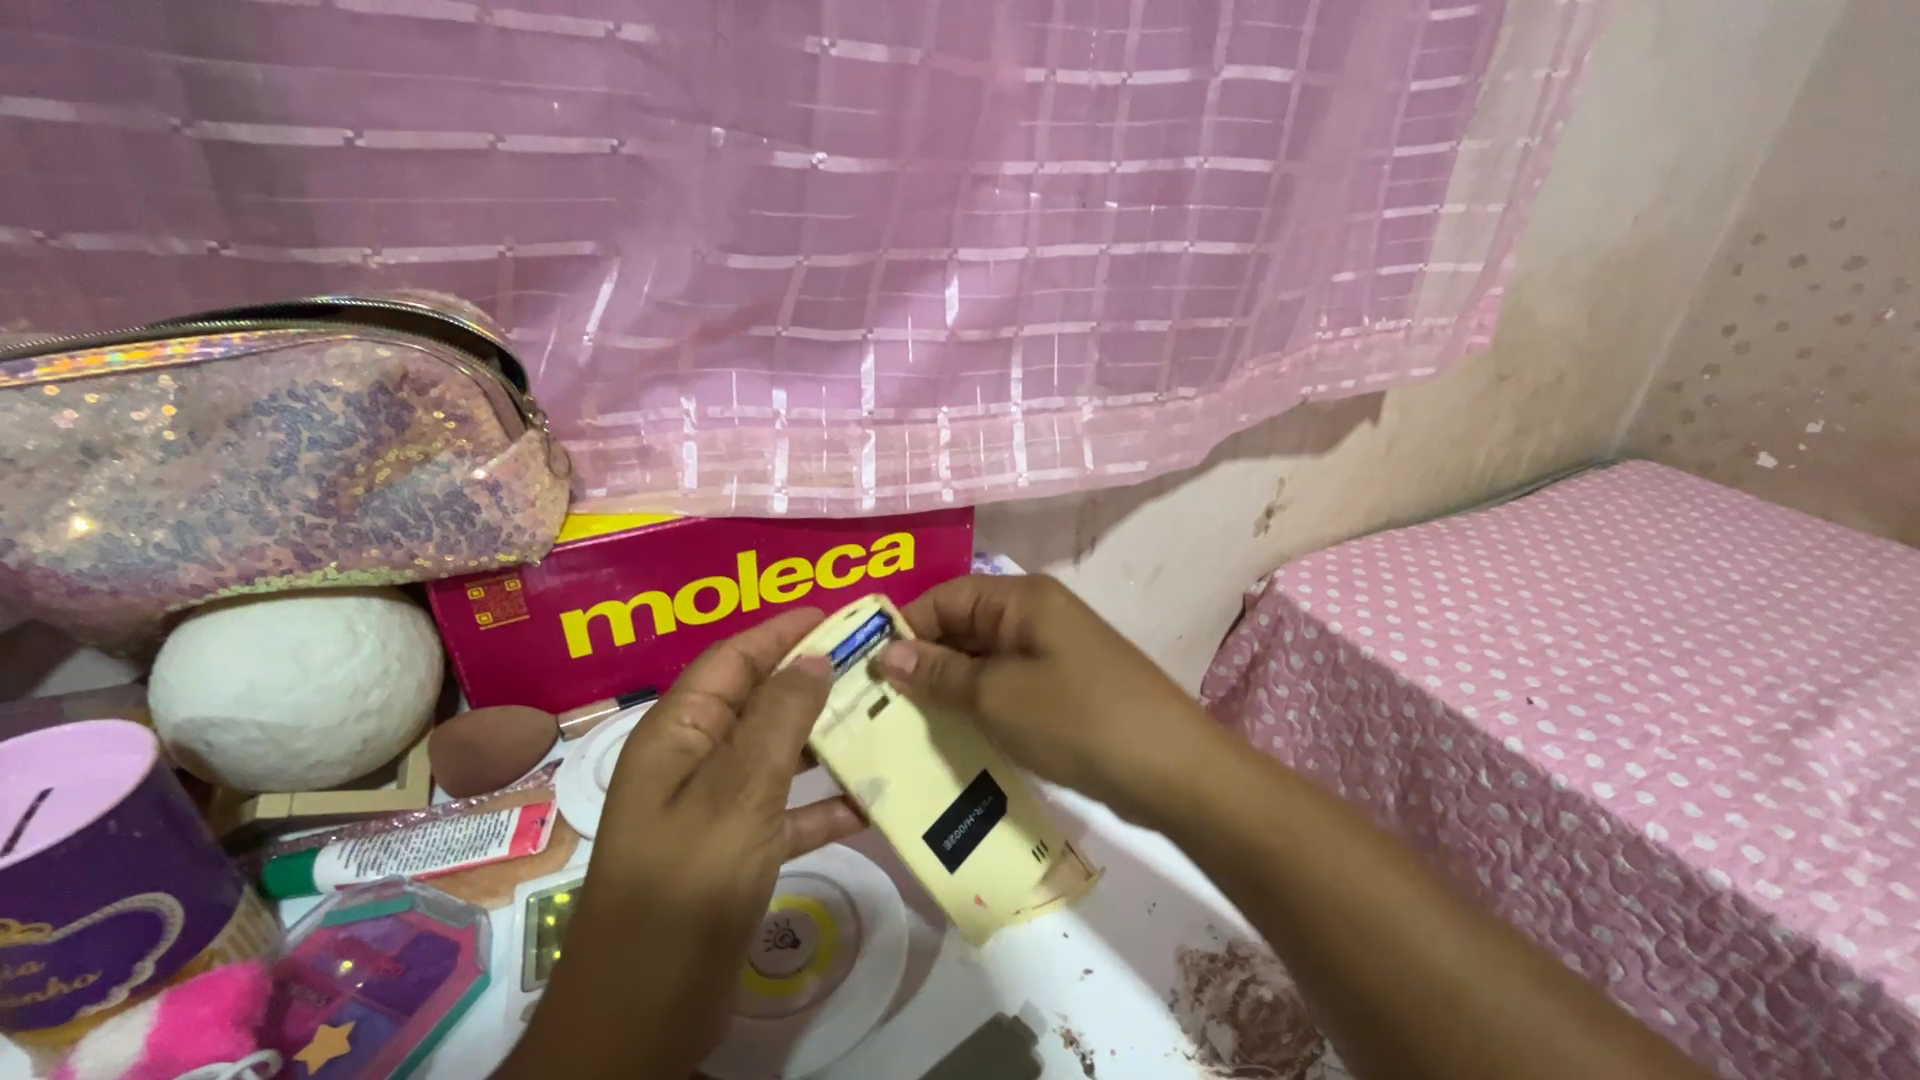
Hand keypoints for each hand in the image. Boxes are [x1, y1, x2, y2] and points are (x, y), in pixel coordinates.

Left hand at [503, 608, 862, 1079]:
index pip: (733, 659)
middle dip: (813, 681)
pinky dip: (823, 805)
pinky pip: (786, 812)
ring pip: (777, 756)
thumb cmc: (688, 881)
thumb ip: (778, 718)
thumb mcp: (737, 789)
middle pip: (759, 703)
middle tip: (878, 665)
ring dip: (825, 741)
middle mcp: (693, 761)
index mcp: (678, 732)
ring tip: (886, 720)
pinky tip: (873, 804)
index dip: (782, 631)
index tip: (838, 613)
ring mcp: (714, 809)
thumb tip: (813, 656)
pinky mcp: (736, 853)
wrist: (647, 1004)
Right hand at [873, 574, 1225, 824]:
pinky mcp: (1064, 690)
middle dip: (922, 662)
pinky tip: (953, 737)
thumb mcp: (997, 696)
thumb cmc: (1077, 719)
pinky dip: (979, 707)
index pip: (945, 597)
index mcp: (1022, 599)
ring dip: (948, 689)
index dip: (904, 629)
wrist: (1172, 770)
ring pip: (983, 661)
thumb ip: (939, 672)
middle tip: (877, 707)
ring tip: (904, 726)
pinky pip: (1007, 687)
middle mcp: (1037, 615)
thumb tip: (886, 654)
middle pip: (963, 626)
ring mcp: (1054, 653)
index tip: (864, 671)